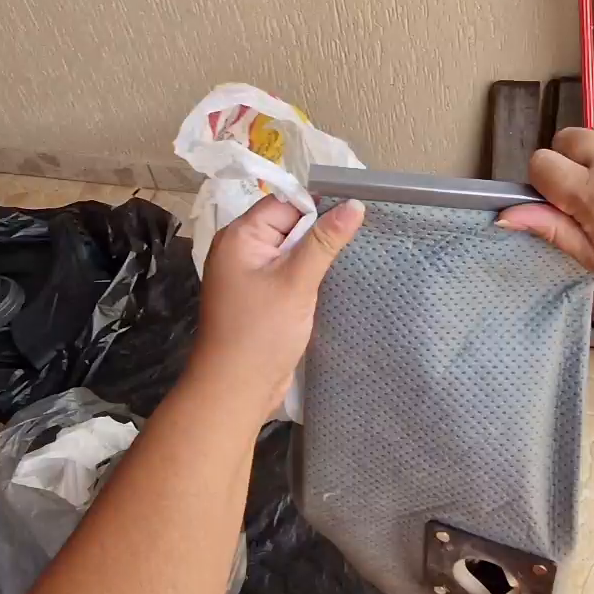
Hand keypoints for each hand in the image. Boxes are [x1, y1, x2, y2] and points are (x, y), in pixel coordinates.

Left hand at [191, 194, 365, 414]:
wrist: (235, 391)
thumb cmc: (261, 332)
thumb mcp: (297, 281)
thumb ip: (325, 240)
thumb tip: (355, 204)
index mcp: (241, 236)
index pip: (284, 203)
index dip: (317, 206)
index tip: (353, 213)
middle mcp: (241, 248)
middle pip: (289, 223)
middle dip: (319, 231)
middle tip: (357, 238)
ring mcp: (249, 273)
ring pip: (291, 248)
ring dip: (316, 254)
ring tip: (349, 258)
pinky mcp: (260, 295)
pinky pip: (288, 270)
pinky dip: (307, 273)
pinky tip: (329, 281)